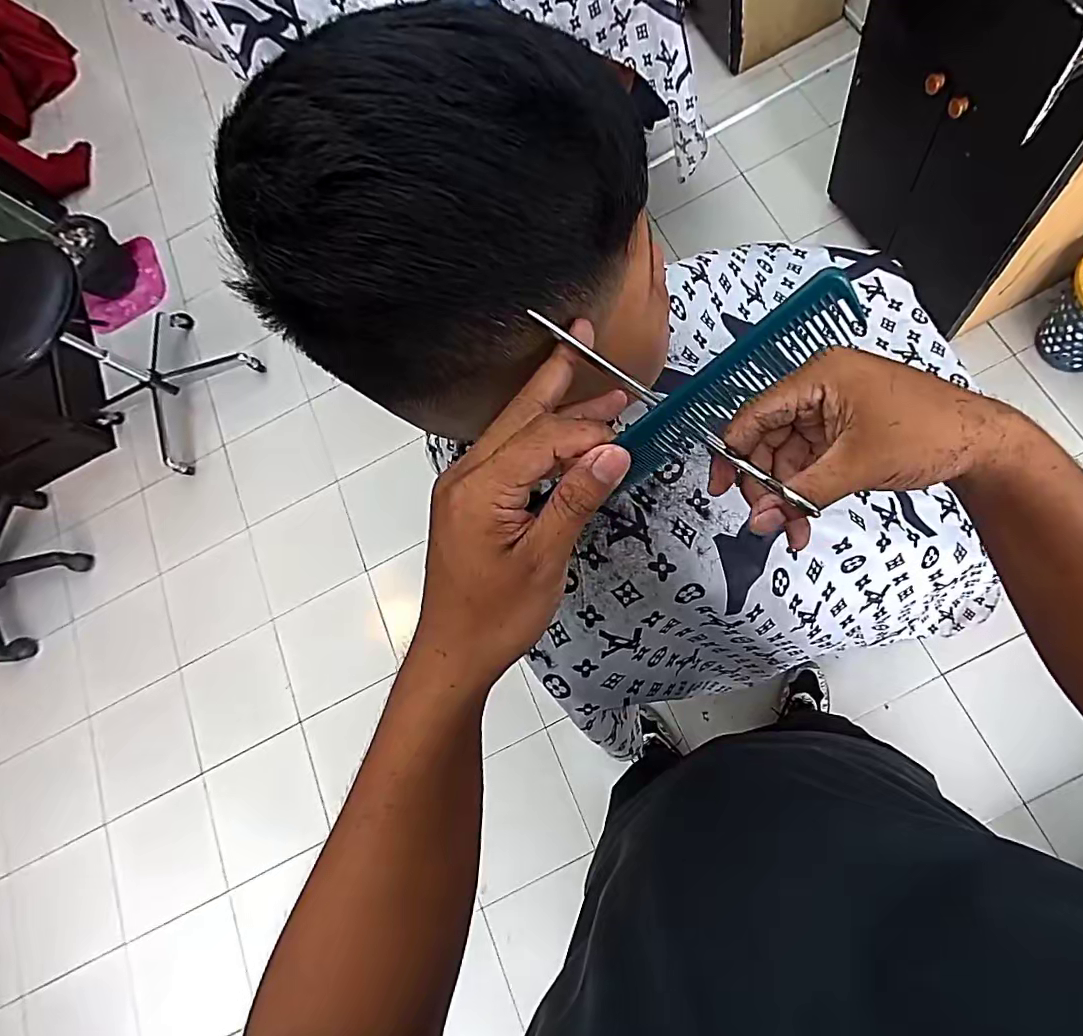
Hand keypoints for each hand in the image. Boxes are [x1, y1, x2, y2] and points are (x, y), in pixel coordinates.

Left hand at [410, 322, 631, 689]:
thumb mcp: (543, 559)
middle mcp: (467, 477)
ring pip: (516, 430)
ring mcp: (468, 487)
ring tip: (587, 376)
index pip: (544, 439)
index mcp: (479, 489)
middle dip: (557, 376)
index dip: (590, 433)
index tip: (628, 438)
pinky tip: (566, 432)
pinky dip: (544, 437)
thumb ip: (576, 500)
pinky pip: (513, 454)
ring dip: (554, 403)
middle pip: (521, 415)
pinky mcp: (477, 500)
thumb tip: (611, 454)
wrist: (454, 652)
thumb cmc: (493, 616)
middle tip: (582, 337)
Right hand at [707, 347, 1029, 548]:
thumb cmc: (934, 430)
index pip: (756, 413)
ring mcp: (836, 410)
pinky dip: (807, 490)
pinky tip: (807, 513)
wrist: (979, 444)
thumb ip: (802, 494)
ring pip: (791, 456)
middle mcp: (824, 387)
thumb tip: (763, 515)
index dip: (732, 452)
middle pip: (769, 438)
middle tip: (768, 517)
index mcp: (822, 374)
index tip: (722, 485)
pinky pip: (813, 462)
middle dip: (767, 483)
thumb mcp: (856, 465)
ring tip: (794, 526)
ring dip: (789, 494)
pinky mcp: (848, 430)